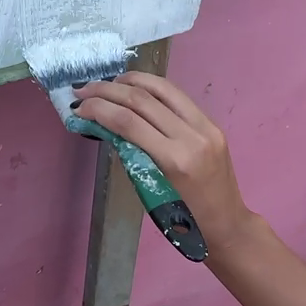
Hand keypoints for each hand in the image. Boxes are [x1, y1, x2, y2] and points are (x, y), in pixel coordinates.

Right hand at [72, 72, 254, 247]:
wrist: (227, 224)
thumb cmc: (183, 219)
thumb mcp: (149, 190)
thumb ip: (131, 154)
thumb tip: (103, 124)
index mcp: (175, 161)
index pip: (129, 122)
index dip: (99, 109)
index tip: (78, 107)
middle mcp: (192, 137)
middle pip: (142, 100)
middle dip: (107, 90)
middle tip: (83, 89)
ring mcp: (205, 126)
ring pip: (161, 88)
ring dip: (129, 81)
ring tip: (105, 83)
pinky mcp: (211, 123)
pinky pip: (176, 96)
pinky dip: (149, 87)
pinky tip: (132, 87)